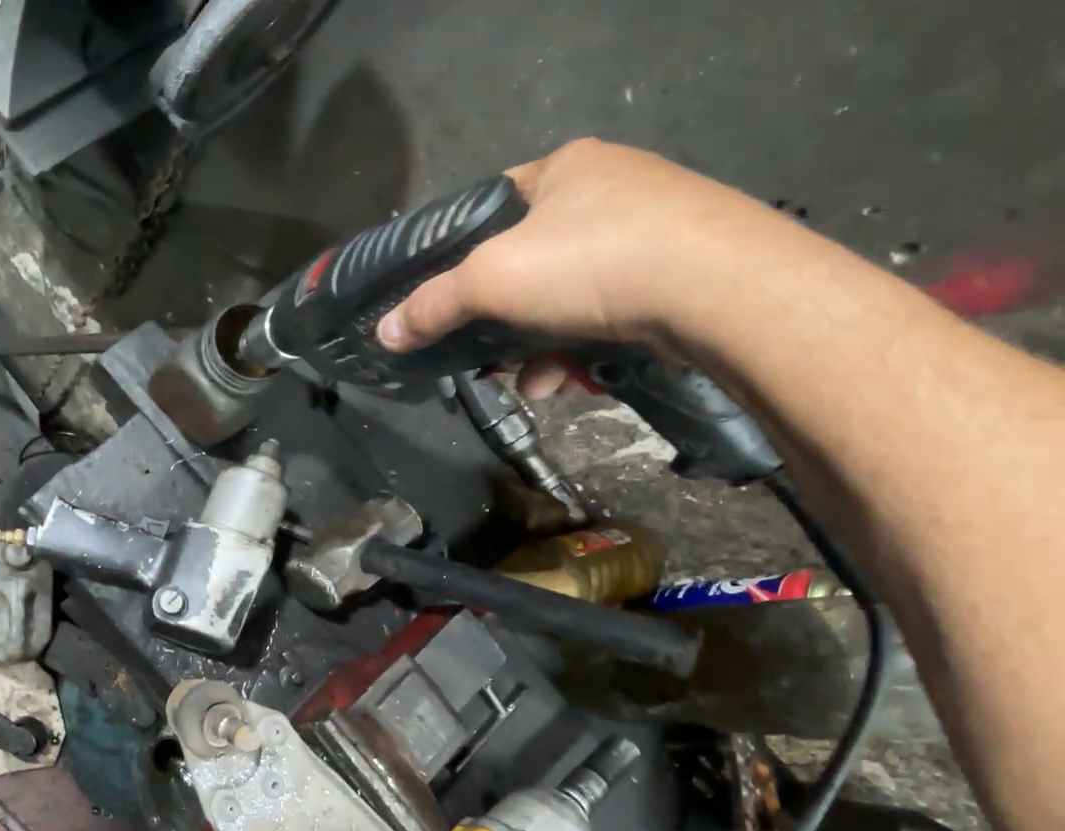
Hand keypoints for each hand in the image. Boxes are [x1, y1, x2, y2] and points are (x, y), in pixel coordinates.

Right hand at [375, 139, 807, 395]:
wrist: (725, 292)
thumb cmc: (592, 262)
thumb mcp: (490, 281)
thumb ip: (430, 305)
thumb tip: (382, 333)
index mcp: (565, 167)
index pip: (490, 205)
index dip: (458, 253)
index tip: (441, 298)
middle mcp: (611, 189)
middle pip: (526, 263)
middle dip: (499, 321)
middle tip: (483, 356)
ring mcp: (652, 231)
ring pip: (565, 298)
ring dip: (537, 348)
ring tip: (530, 384)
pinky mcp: (680, 274)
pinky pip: (607, 314)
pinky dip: (581, 351)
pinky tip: (570, 383)